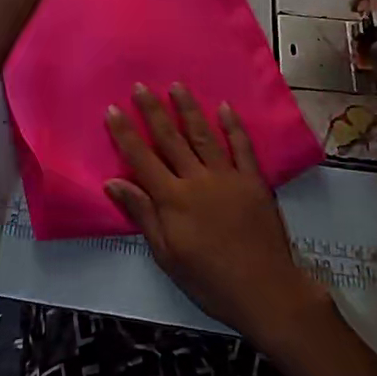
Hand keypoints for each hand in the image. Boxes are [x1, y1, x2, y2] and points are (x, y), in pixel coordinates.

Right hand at [105, 84, 326, 334]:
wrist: (263, 290)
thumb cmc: (208, 279)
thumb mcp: (166, 254)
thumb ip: (142, 214)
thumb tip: (113, 182)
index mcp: (173, 199)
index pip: (141, 159)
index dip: (125, 133)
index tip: (112, 109)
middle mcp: (197, 180)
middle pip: (170, 138)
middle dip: (153, 111)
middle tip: (140, 86)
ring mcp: (228, 176)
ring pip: (203, 135)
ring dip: (188, 109)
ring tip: (177, 85)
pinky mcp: (253, 180)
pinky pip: (242, 146)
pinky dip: (233, 126)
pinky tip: (225, 107)